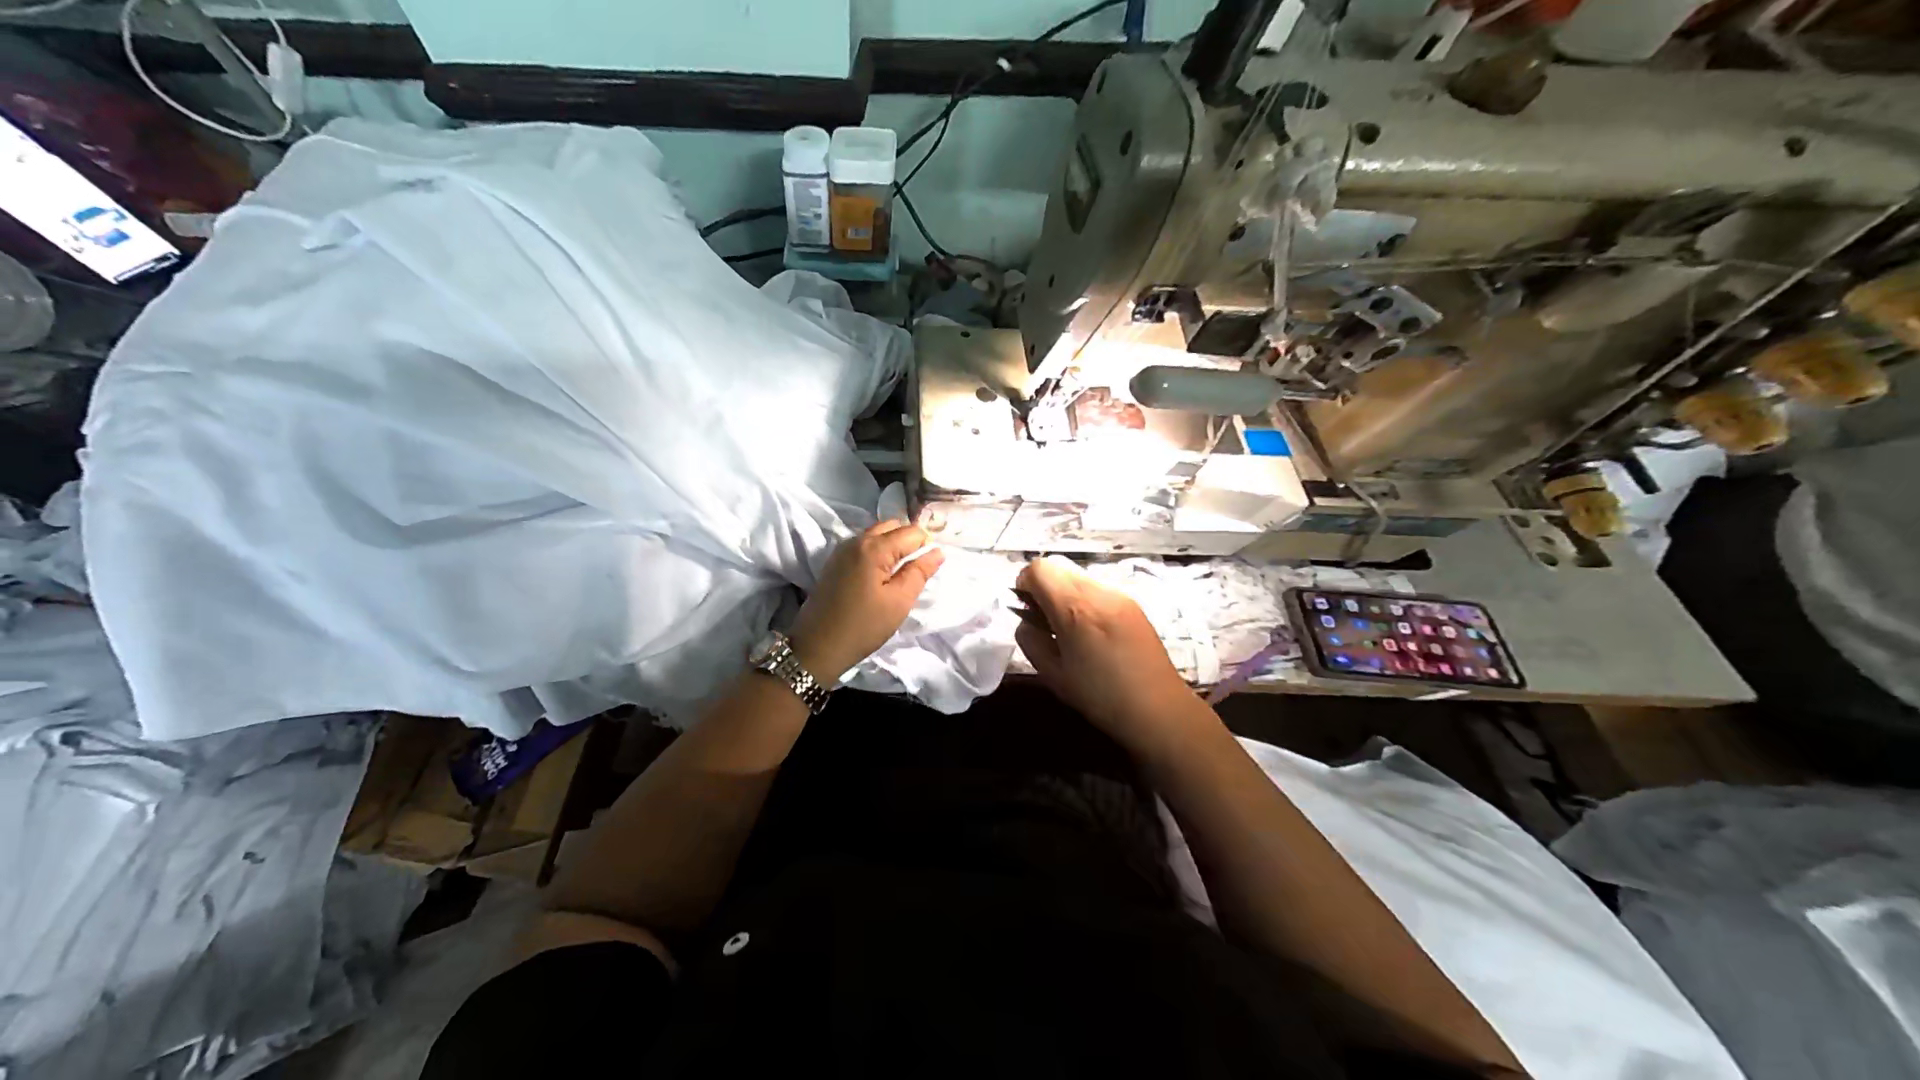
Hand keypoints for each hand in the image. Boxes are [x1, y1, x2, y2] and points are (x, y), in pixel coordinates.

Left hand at [790, 521, 944, 683]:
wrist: (816, 647)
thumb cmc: (863, 627)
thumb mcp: (898, 602)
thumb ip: (919, 573)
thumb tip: (937, 551)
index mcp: (874, 548)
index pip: (912, 532)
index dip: (925, 547)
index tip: (926, 571)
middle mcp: (856, 540)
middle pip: (892, 526)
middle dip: (908, 542)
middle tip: (915, 571)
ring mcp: (842, 550)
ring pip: (877, 534)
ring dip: (892, 547)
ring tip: (899, 576)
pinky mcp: (835, 562)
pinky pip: (863, 545)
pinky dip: (877, 553)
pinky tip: (879, 577)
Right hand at [1015, 556, 1211, 749]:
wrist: (1159, 709)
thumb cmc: (1100, 697)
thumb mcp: (1052, 674)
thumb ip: (1031, 640)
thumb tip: (1027, 621)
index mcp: (1075, 608)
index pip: (1039, 568)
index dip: (1025, 584)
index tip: (1027, 611)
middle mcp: (1098, 592)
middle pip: (1059, 568)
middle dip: (1045, 589)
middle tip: (1047, 623)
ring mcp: (1119, 595)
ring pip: (1079, 577)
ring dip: (1065, 595)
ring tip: (1071, 631)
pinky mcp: (1133, 604)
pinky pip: (1098, 590)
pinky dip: (1085, 602)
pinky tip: (1093, 635)